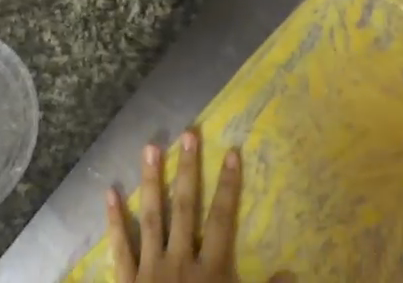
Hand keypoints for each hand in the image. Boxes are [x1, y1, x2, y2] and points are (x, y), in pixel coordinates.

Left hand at [106, 132, 292, 282]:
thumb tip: (293, 273)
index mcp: (211, 271)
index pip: (223, 219)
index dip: (230, 186)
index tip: (233, 152)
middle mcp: (180, 261)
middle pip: (186, 207)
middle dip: (189, 170)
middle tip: (188, 134)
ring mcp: (150, 269)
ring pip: (152, 216)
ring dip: (151, 181)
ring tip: (150, 147)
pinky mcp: (126, 282)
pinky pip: (119, 247)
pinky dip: (114, 220)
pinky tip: (109, 192)